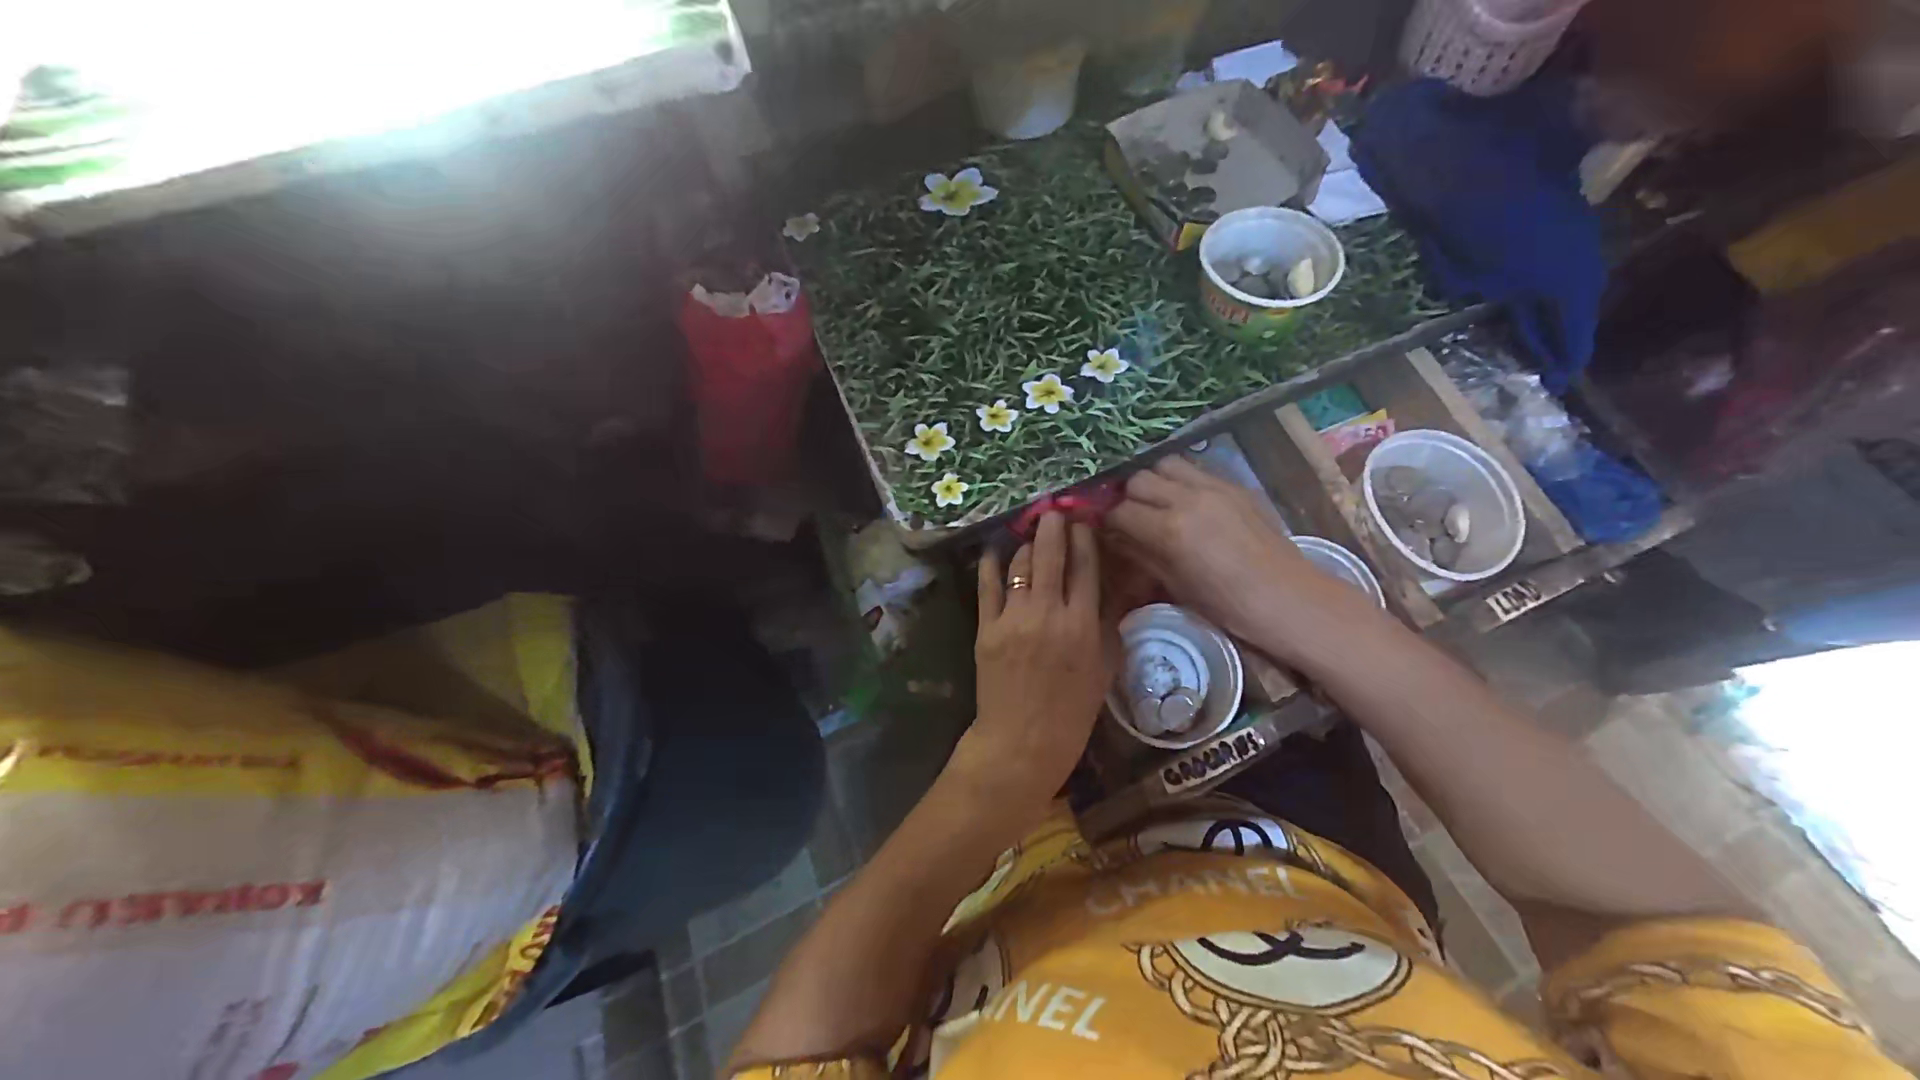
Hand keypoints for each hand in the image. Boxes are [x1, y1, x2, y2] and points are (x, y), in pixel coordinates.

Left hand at [955, 512, 1108, 810]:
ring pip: (1021, 564)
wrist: (1023, 740)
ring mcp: (1014, 618)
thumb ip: (1106, 625)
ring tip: (1031, 530)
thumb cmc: (1072, 711)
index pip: (1086, 566)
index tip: (1083, 519)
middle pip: (1051, 555)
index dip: (1085, 537)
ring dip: (1027, 542)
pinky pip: (988, 585)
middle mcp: (1049, 613)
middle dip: (1054, 526)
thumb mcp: (1104, 669)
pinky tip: (996, 547)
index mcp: (1083, 624)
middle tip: (1055, 510)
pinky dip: (992, 562)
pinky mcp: (986, 627)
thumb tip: (1107, 588)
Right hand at [1106, 457, 1372, 650]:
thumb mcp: (1175, 584)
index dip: (1103, 518)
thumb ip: (1140, 553)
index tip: (1097, 525)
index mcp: (1170, 530)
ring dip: (1152, 480)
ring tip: (1153, 501)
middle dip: (1125, 496)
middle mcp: (1188, 498)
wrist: (1289, 600)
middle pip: (1138, 479)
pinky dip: (1179, 479)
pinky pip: (1195, 469)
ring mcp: (1215, 486)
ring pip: (1164, 464)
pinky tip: (1181, 500)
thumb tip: (1111, 535)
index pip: (1119, 510)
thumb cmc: (1228, 606)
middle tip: (1124, 515)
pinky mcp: (1235, 485)